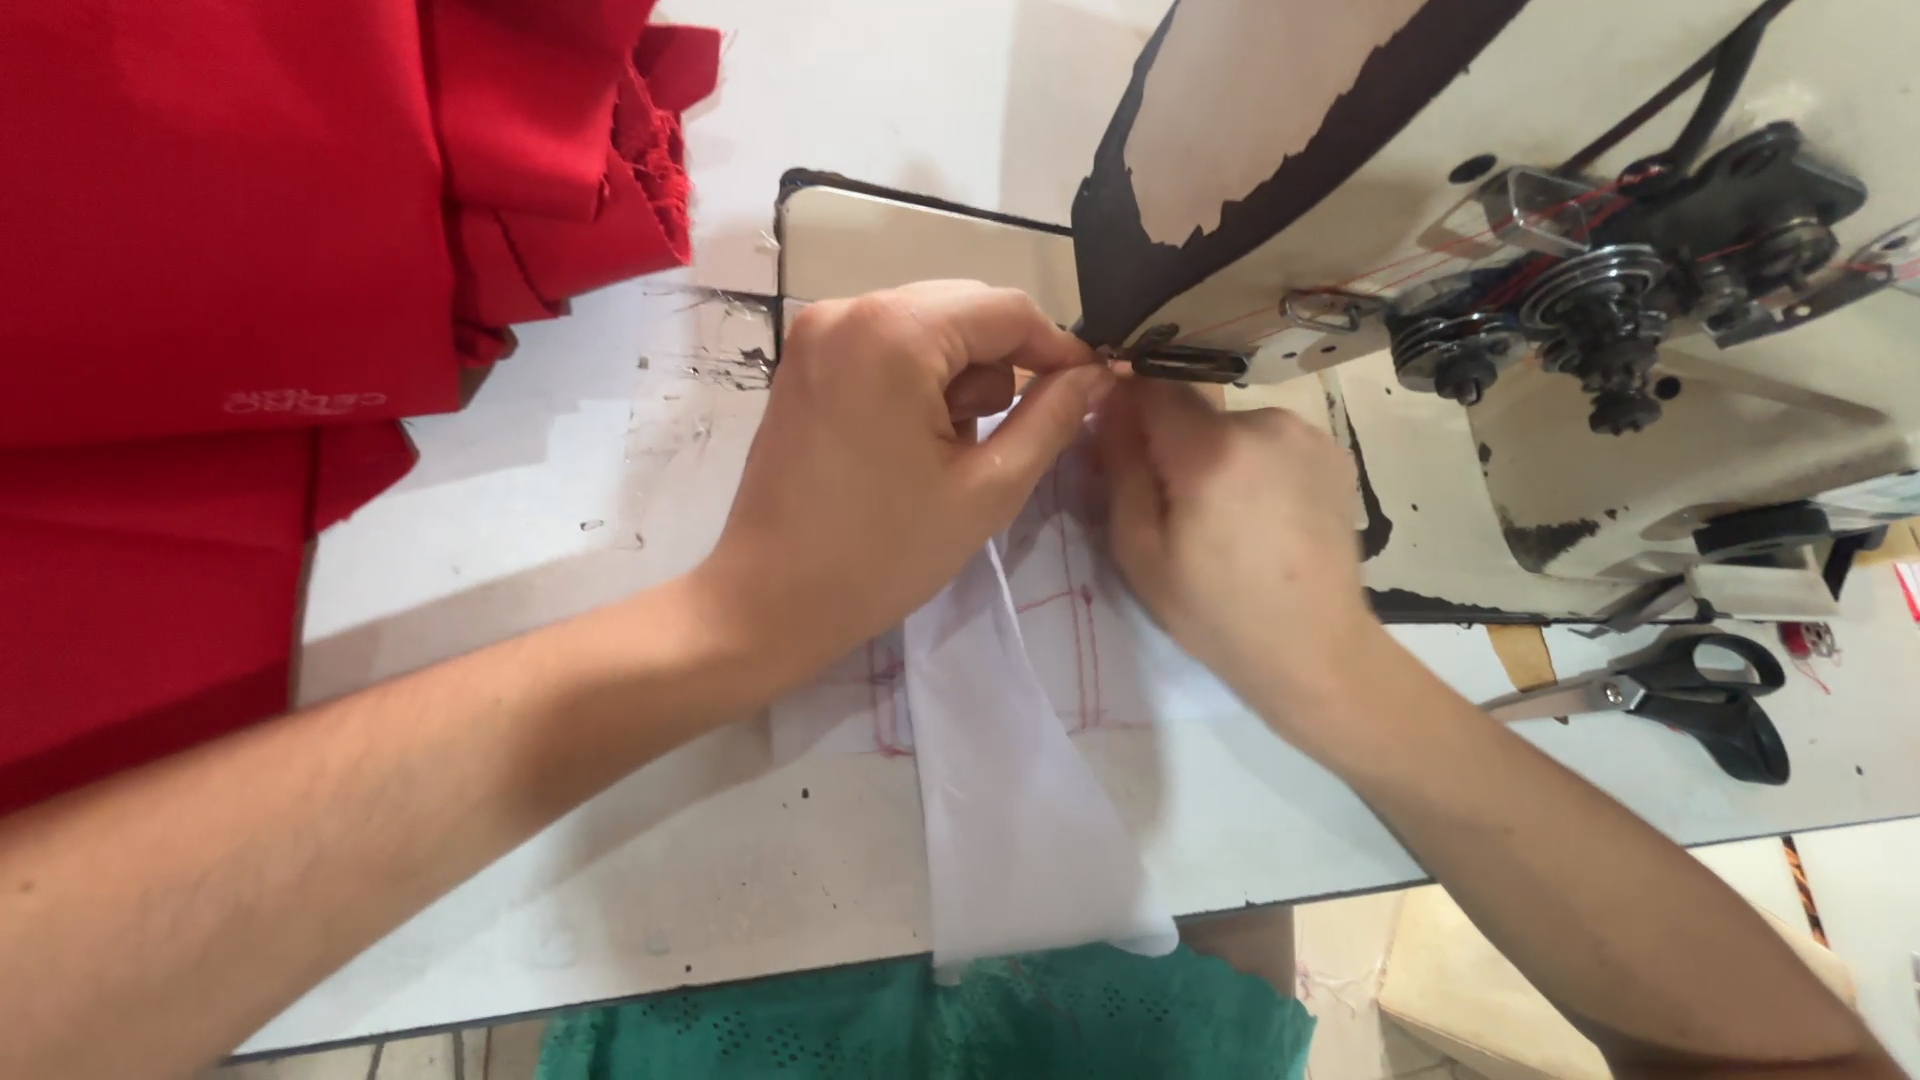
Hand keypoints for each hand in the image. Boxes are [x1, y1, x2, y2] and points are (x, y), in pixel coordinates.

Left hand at [698, 281, 1112, 693]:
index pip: (1005, 309)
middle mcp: (848, 309)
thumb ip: (1050, 419)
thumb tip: (1094, 374)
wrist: (770, 600)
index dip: (1056, 347)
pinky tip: (908, 442)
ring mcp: (816, 332)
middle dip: (999, 366)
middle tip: (1001, 439)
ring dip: (957, 379)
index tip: (1085, 390)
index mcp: (895, 332)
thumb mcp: (986, 489)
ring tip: (946, 452)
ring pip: (925, 327)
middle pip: (962, 309)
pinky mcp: (802, 362)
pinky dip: (915, 381)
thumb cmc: (883, 553)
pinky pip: (885, 345)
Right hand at [1096, 377, 1385, 734]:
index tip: (1115, 443)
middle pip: (1193, 409)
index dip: (1125, 407)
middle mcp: (1266, 423)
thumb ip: (1121, 468)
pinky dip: (1253, 463)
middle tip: (1167, 501)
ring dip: (1214, 454)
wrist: (1314, 649)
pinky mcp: (1334, 451)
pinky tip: (1261, 513)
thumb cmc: (1213, 610)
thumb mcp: (1140, 550)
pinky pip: (1270, 440)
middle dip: (1170, 442)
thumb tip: (1109, 406)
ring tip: (1222, 516)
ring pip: (1232, 424)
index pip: (1151, 386)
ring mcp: (1308, 434)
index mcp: (1212, 451)